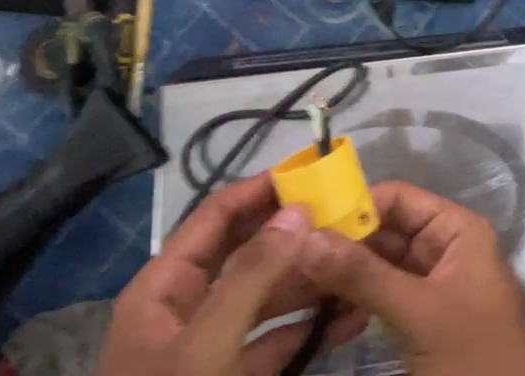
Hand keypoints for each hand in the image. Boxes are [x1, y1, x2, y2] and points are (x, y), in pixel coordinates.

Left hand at [100, 173, 369, 375]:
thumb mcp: (206, 346)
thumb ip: (252, 276)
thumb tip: (298, 210)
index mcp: (164, 288)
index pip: (215, 218)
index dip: (260, 191)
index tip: (313, 174)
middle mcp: (187, 309)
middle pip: (246, 255)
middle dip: (296, 237)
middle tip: (349, 220)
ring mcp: (211, 349)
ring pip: (267, 299)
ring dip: (311, 283)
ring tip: (360, 265)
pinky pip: (276, 342)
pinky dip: (309, 329)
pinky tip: (349, 319)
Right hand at [294, 181, 524, 375]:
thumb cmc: (474, 352)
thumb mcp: (419, 311)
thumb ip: (364, 275)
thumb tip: (305, 238)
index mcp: (455, 230)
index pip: (398, 199)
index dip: (353, 206)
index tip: (302, 223)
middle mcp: (442, 248)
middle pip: (384, 232)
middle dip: (340, 243)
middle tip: (286, 256)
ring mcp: (429, 285)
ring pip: (377, 266)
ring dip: (340, 274)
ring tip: (292, 281)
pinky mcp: (418, 320)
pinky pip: (379, 297)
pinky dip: (351, 301)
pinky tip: (317, 309)